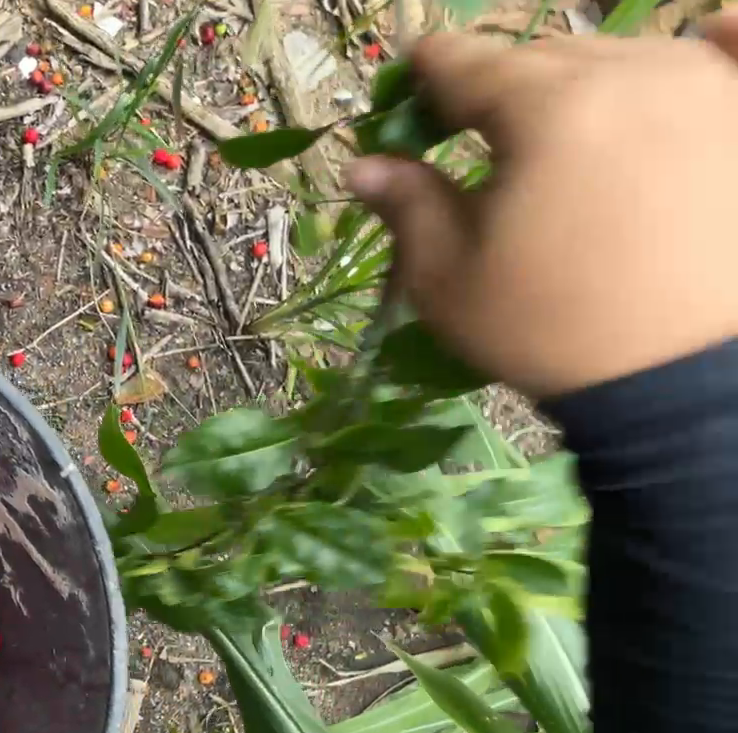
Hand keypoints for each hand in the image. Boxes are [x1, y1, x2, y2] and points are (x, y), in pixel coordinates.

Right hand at [344, 15, 737, 397]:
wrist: (678, 369)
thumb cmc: (539, 321)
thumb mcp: (444, 272)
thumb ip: (407, 202)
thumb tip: (363, 165)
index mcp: (552, 112)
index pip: (474, 67)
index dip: (430, 68)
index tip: (406, 68)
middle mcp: (642, 74)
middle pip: (548, 56)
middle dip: (493, 79)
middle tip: (452, 115)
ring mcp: (715, 86)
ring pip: (623, 55)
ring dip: (569, 77)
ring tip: (536, 116)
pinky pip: (737, 45)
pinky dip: (725, 33)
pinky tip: (717, 28)